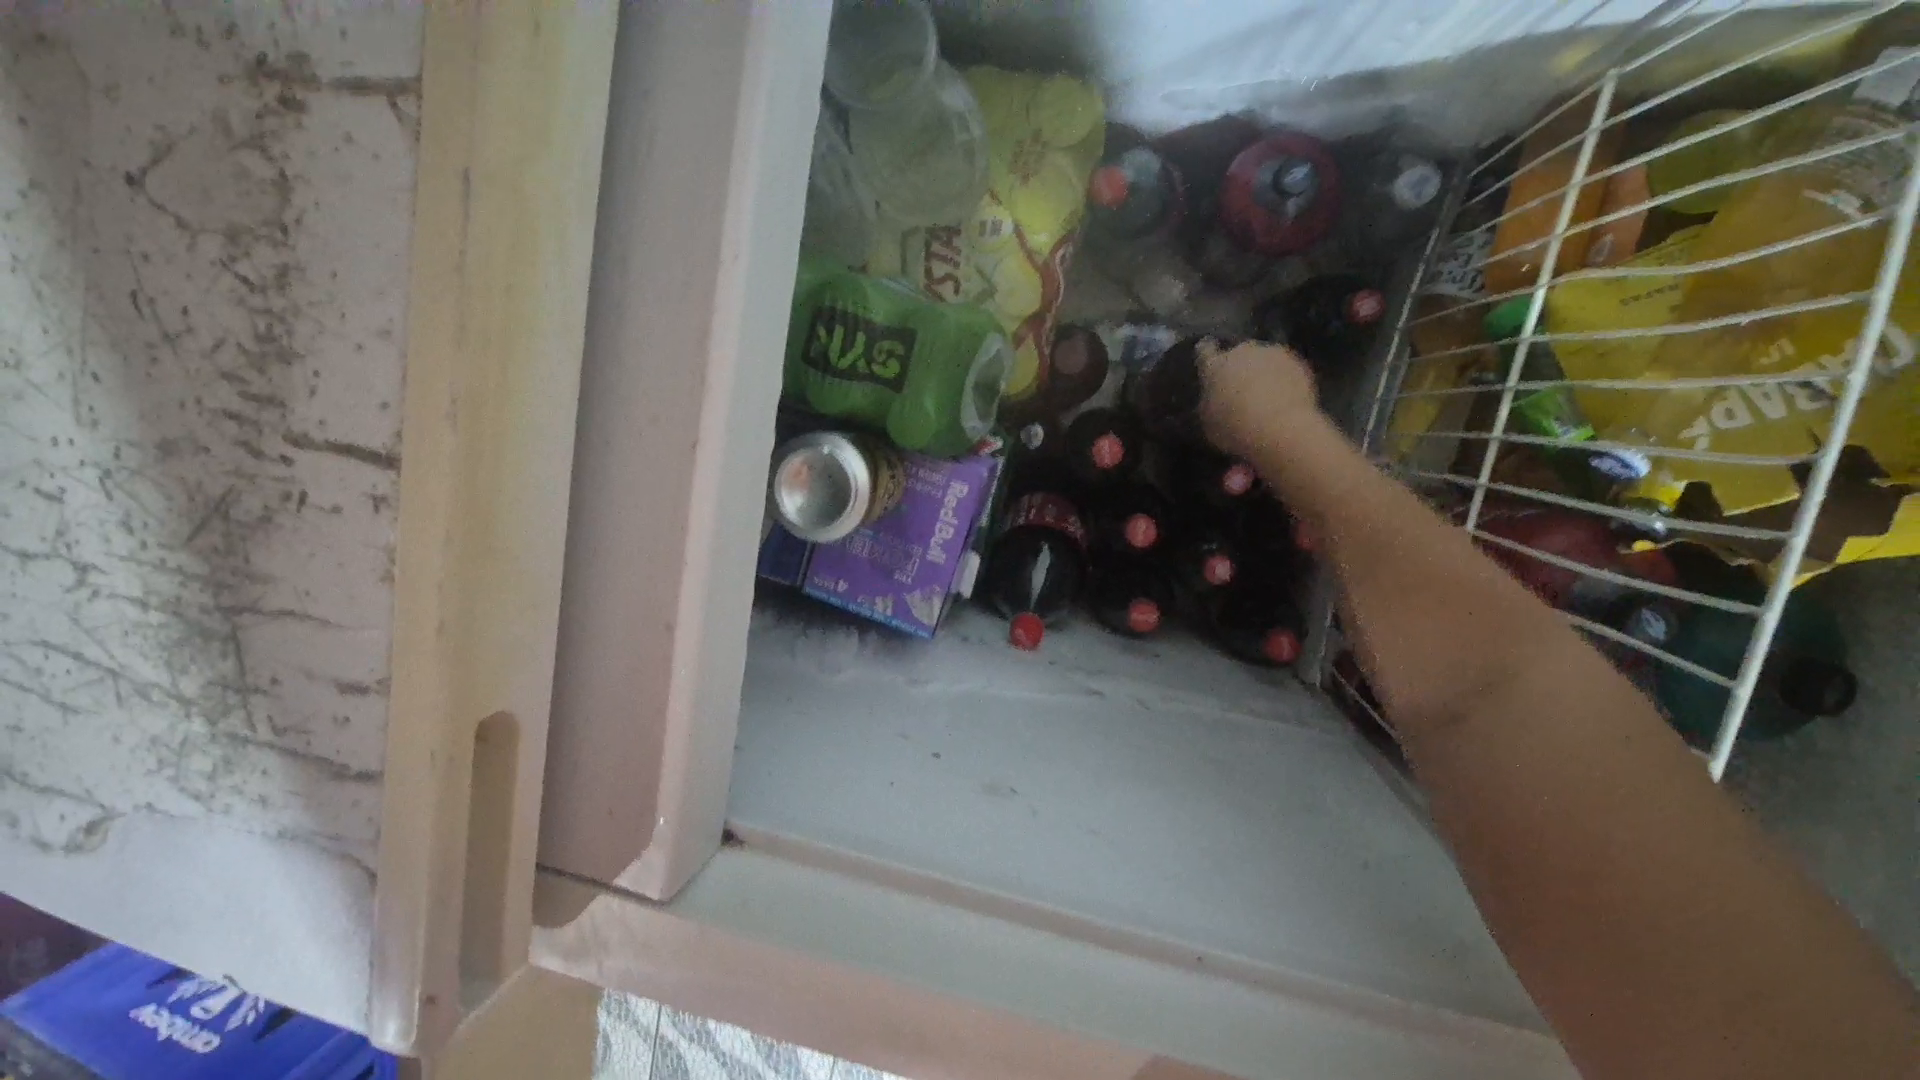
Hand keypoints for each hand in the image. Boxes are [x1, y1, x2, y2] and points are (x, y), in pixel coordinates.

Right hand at [1198, 340, 1329, 461]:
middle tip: (1241, 389)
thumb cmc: (1235, 428)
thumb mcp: (1209, 422)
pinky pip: (1287, 369)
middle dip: (1239, 367)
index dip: (1207, 356)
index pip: (1204, 350)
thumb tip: (1214, 397)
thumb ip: (1210, 403)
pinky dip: (1285, 379)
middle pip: (1239, 353)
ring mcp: (1273, 353)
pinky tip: (1287, 399)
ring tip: (1268, 395)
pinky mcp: (1299, 363)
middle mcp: (1243, 351)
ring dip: (1264, 371)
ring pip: (1265, 359)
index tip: (1210, 364)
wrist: (1281, 428)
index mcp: (1215, 365)